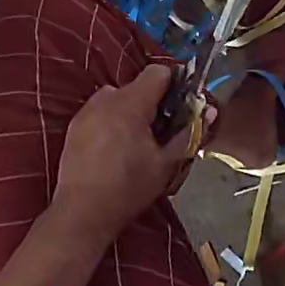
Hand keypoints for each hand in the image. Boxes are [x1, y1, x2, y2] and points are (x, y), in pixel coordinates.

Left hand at [49, 64, 204, 247]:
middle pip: (138, 86)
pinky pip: (101, 111)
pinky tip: (115, 148)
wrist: (82, 212)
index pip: (157, 72)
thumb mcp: (166, 164)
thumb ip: (189, 133)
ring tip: (137, 141)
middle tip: (161, 131)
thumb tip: (209, 111)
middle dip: (153, 103)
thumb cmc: (129, 188)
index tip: (180, 105)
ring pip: (118, 98)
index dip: (174, 84)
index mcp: (131, 104)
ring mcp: (87, 111)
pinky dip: (112, 120)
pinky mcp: (75, 124)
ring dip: (131, 111)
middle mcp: (106, 99)